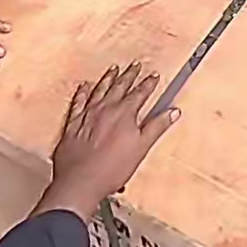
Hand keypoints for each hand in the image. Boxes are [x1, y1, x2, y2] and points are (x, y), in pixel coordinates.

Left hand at [33, 63, 179, 220]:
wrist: (81, 181)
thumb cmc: (112, 168)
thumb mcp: (141, 148)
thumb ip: (156, 127)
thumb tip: (173, 112)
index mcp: (124, 114)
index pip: (140, 93)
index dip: (148, 84)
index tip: (154, 76)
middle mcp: (106, 108)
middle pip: (120, 86)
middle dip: (129, 75)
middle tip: (135, 65)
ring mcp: (88, 114)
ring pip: (100, 90)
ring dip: (108, 78)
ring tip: (113, 69)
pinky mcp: (74, 122)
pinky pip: (79, 101)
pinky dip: (83, 92)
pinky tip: (84, 86)